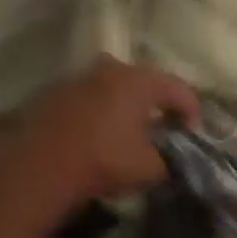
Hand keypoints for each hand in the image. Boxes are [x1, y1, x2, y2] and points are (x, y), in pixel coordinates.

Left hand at [10, 57, 200, 201]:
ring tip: (133, 140)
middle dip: (160, 109)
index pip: (181, 90)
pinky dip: (106, 115)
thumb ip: (172, 160)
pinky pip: (94, 100)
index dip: (194, 116)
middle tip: (165, 137)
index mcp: (138, 81)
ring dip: (130, 111)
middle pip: (147, 84)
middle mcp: (109, 69)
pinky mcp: (57, 93)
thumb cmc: (106, 160)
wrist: (42, 164)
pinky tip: (104, 141)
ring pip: (117, 90)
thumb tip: (176, 158)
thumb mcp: (152, 168)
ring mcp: (80, 77)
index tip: (193, 142)